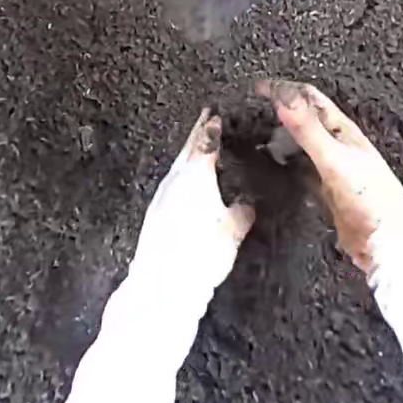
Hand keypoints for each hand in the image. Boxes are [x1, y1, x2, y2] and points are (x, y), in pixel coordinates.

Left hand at [129, 108, 256, 293]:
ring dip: (189, 152)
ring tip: (201, 147)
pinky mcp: (155, 213)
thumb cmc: (199, 255)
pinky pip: (172, 182)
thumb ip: (241, 212)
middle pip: (188, 147)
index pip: (206, 140)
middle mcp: (176, 178)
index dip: (213, 125)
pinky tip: (189, 183)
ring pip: (178, 164)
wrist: (161, 288)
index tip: (218, 114)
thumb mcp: (232, 231)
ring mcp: (162, 195)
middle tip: (207, 118)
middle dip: (198, 132)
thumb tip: (247, 205)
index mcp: (197, 173)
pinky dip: (182, 173)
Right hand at [256, 80, 402, 276]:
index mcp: (340, 129)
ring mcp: (331, 166)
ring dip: (281, 137)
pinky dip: (286, 166)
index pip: (308, 97)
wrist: (387, 239)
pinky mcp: (326, 190)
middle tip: (252, 109)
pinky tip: (274, 170)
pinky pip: (301, 171)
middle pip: (303, 118)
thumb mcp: (334, 157)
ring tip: (256, 136)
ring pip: (301, 143)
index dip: (283, 89)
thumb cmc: (369, 195)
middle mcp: (335, 143)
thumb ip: (308, 128)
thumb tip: (282, 95)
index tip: (256, 88)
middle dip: (280, 109)